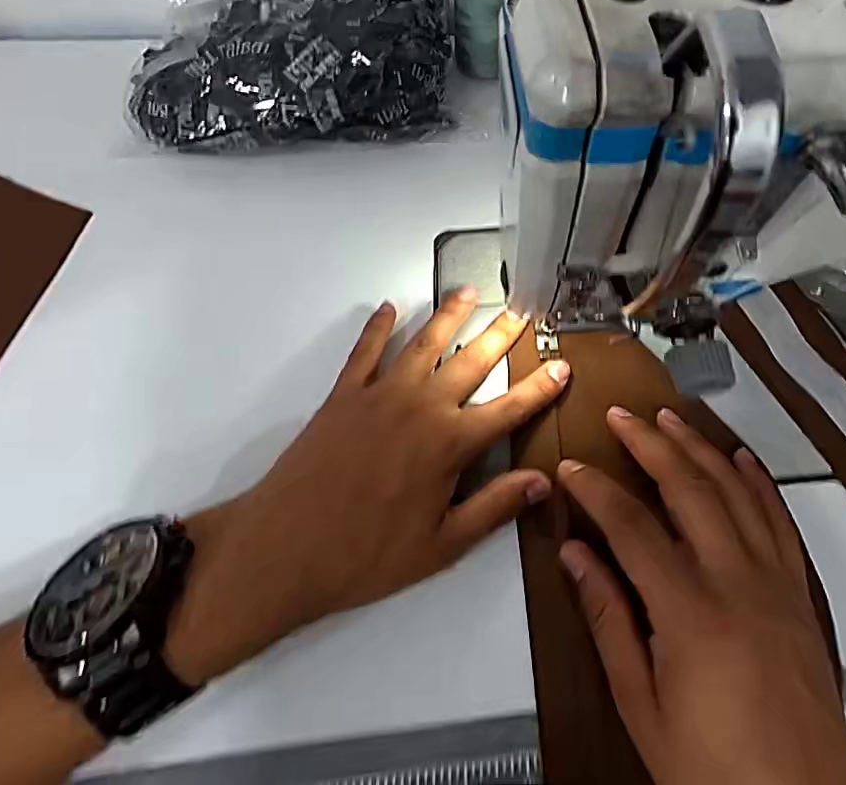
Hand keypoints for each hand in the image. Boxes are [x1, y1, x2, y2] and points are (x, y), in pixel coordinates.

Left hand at [165, 290, 569, 683]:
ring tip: (467, 291)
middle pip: (471, 361)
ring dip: (448, 315)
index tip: (563, 367)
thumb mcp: (441, 545)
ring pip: (423, 344)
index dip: (541, 388)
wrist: (283, 549)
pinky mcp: (344, 394)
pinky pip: (365, 351)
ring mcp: (380, 394)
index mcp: (450, 445)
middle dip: (500, 334)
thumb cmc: (366, 555)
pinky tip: (388, 308)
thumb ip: (494, 508)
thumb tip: (543, 482)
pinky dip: (378, 327)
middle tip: (522, 310)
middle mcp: (421, 407)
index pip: (509, 409)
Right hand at [559, 407, 845, 784]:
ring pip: (736, 491)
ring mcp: (775, 584)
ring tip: (671, 420)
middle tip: (623, 418)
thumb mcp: (642, 705)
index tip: (574, 469)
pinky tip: (741, 459)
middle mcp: (739, 584)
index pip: (632, 525)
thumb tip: (579, 559)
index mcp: (692, 613)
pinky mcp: (799, 595)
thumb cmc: (718, 773)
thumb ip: (608, 620)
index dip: (596, 489)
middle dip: (650, 443)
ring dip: (700, 447)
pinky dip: (758, 482)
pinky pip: (780, 521)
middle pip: (688, 488)